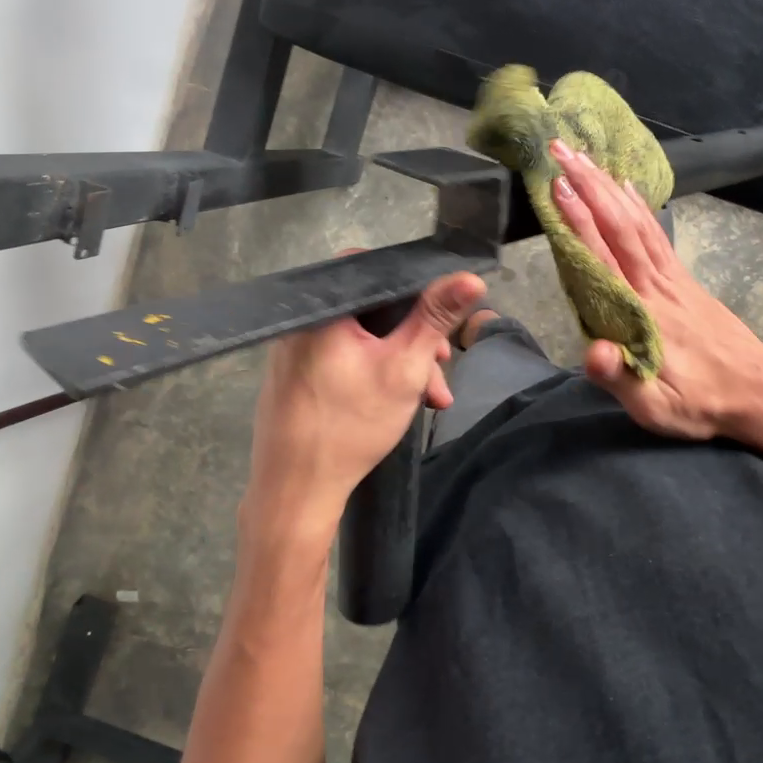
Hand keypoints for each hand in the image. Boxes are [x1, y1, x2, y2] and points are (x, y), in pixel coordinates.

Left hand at [245, 264, 485, 533]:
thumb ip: (436, 317)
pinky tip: (397, 402)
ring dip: (399, 362)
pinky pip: (340, 360)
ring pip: (360, 339)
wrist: (296, 494)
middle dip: (413, 338)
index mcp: (321, 310)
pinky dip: (371, 373)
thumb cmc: (351, 426)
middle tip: (440, 370)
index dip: (409, 287)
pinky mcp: (292, 379)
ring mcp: (292, 353)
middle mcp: (301, 324)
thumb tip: (471, 276)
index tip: (438, 315)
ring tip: (429, 398)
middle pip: (370, 311)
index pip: (368, 268)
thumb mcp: (405, 367)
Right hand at [548, 139, 762, 440]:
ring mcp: (672, 277)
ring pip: (637, 221)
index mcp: (641, 313)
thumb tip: (593, 351)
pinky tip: (627, 187)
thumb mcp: (656, 408)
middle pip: (619, 225)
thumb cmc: (701, 403)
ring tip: (584, 155)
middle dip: (588, 184)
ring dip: (608, 186)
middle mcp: (655, 284)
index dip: (578, 220)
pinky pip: (657, 233)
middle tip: (560, 149)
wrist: (759, 391)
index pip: (604, 257)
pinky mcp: (684, 279)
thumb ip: (622, 379)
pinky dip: (640, 205)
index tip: (557, 185)